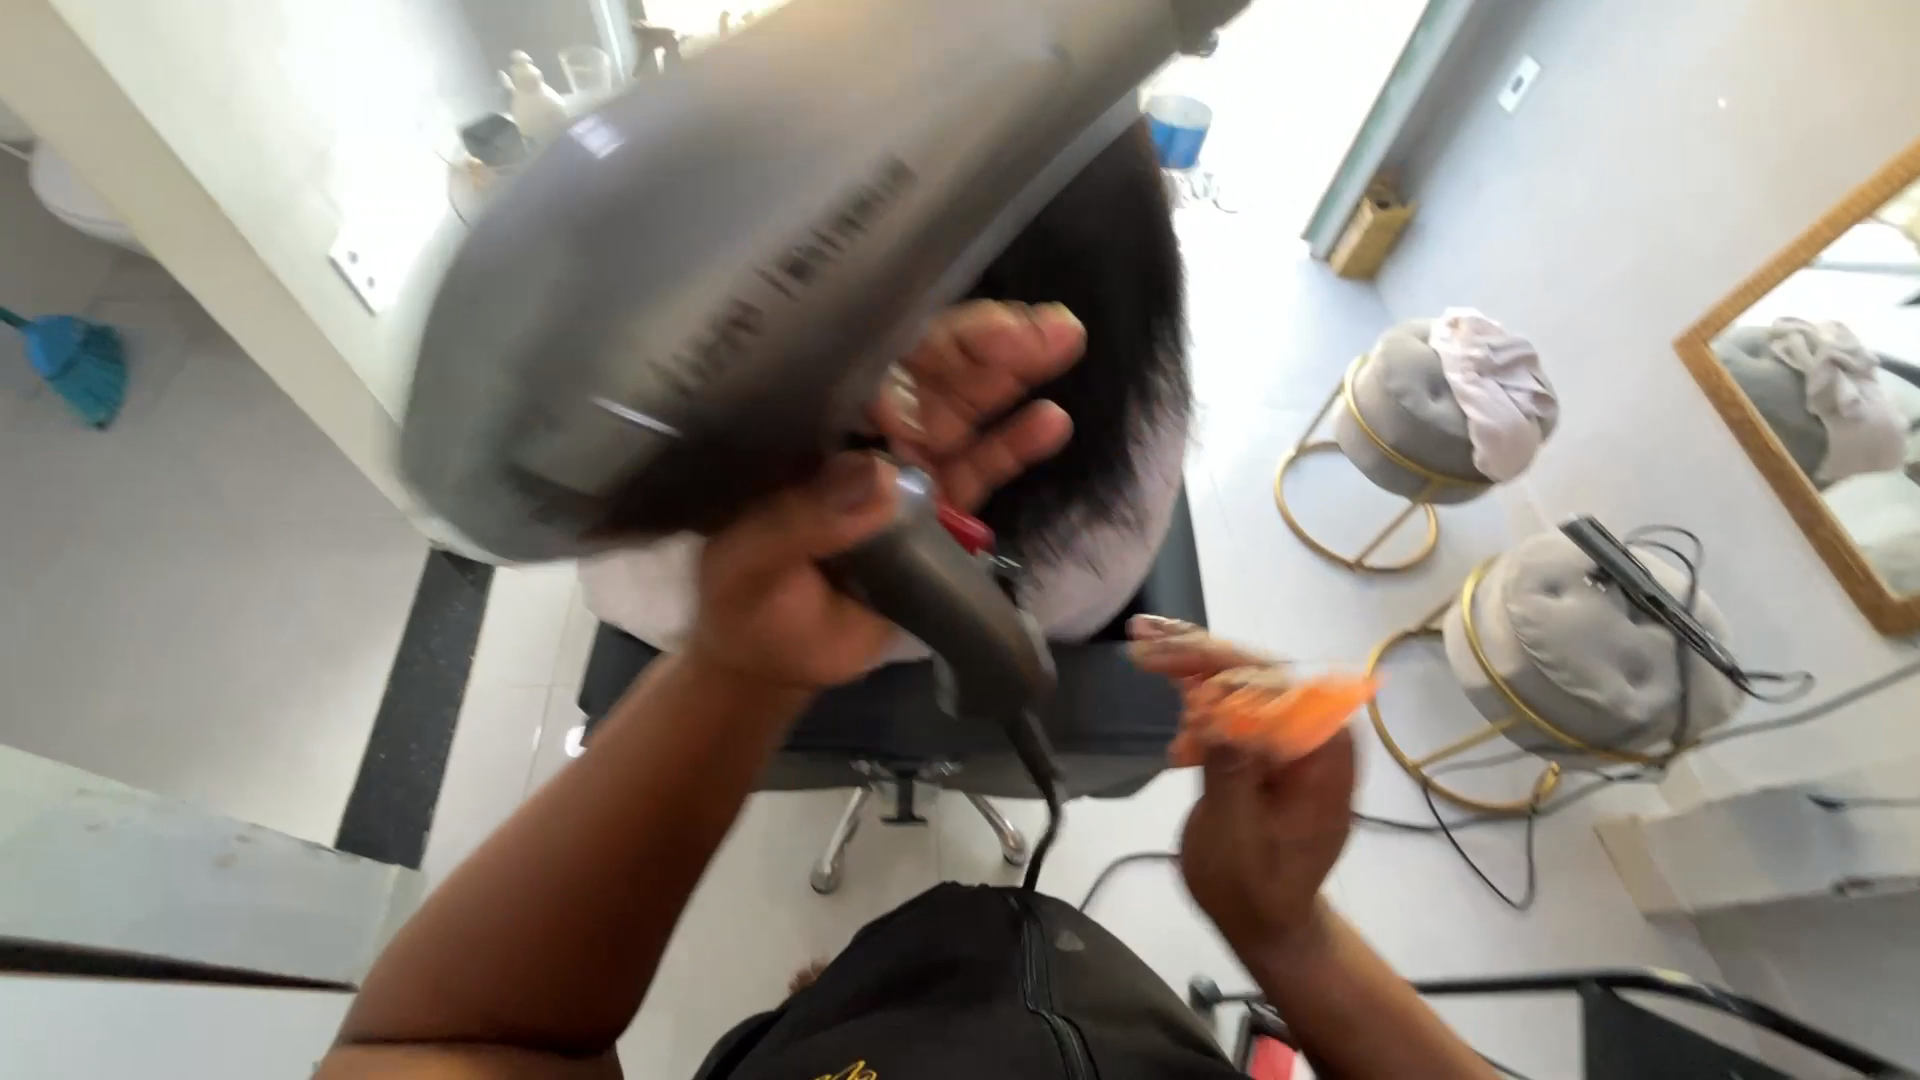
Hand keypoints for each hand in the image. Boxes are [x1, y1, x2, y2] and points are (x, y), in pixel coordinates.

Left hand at [690, 302, 1086, 691]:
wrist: (782, 656)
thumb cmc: (747, 602)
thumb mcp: (752, 564)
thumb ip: (802, 522)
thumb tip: (879, 480)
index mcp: (809, 433)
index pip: (859, 374)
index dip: (906, 364)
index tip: (940, 368)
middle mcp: (861, 437)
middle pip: (924, 377)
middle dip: (980, 345)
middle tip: (1039, 326)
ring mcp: (905, 471)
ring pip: (961, 411)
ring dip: (1010, 375)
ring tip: (1061, 339)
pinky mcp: (939, 509)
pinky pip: (981, 469)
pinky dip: (1015, 444)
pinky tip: (1050, 420)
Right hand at [1128, 617, 1356, 957]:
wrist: (1261, 915)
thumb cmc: (1256, 889)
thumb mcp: (1239, 842)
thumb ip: (1231, 776)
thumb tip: (1216, 717)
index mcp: (1326, 752)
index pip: (1285, 691)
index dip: (1232, 678)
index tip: (1180, 683)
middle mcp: (1312, 729)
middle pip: (1258, 670)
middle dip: (1201, 654)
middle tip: (1146, 644)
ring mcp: (1285, 728)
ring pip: (1238, 671)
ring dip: (1189, 652)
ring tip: (1141, 633)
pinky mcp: (1257, 731)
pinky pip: (1225, 691)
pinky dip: (1189, 674)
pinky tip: (1157, 657)